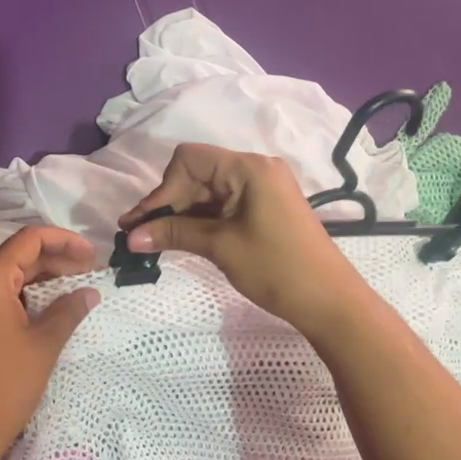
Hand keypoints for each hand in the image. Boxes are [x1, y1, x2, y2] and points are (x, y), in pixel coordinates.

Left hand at [0, 227, 100, 459]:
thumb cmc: (5, 386)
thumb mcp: (44, 345)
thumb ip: (68, 310)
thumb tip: (90, 292)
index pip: (28, 240)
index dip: (64, 240)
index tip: (93, 255)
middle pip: (17, 255)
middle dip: (56, 259)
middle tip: (90, 272)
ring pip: (8, 276)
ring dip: (42, 277)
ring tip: (75, 288)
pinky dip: (25, 295)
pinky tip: (49, 308)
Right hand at [120, 143, 375, 337]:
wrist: (330, 301)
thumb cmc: (276, 268)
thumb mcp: (221, 247)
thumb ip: (175, 233)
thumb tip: (131, 236)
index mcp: (249, 167)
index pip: (189, 159)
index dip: (163, 188)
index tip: (144, 222)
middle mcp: (256, 168)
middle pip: (196, 172)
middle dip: (168, 202)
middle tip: (138, 234)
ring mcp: (263, 187)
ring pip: (208, 190)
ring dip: (182, 213)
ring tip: (154, 240)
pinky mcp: (266, 207)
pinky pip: (224, 203)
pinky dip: (201, 219)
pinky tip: (182, 238)